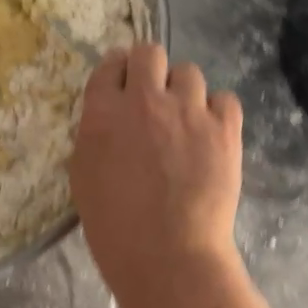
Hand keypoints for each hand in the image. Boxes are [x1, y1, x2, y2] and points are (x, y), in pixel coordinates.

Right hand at [66, 44, 244, 307]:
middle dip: (150, 68)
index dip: (118, 71)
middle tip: (153, 97)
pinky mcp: (224, 129)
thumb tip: (110, 117)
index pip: (110, 64)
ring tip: (185, 121)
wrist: (168, 255)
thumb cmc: (114, 225)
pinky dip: (217, 111)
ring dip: (184, 91)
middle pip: (149, 52)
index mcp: (103, 112)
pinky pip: (224, 98)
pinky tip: (211, 134)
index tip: (123, 86)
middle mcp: (145, 100)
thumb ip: (95, 134)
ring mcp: (188, 112)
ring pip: (189, 72)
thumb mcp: (83, 174)